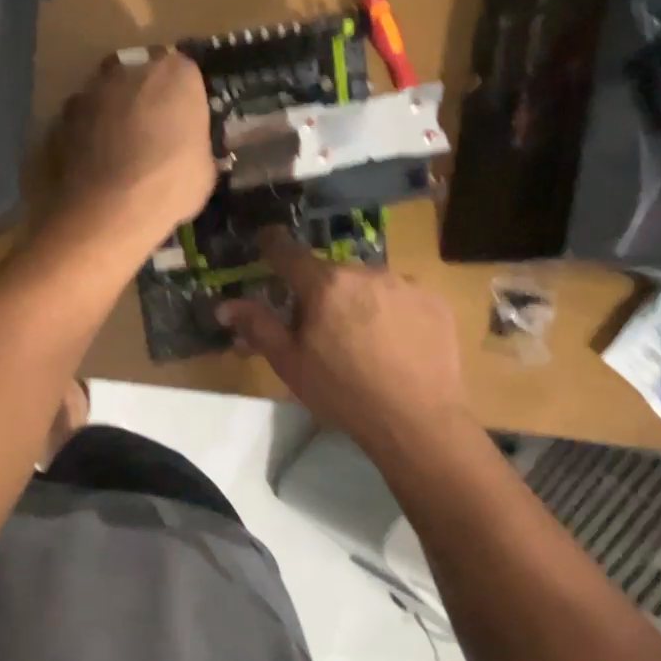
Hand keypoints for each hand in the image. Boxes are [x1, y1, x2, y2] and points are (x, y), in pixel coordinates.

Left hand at [52, 50, 216, 243]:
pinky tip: (86, 168)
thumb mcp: (203, 170)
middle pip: (135, 77)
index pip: (181, 73)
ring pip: (100, 98)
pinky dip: (80, 140)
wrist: (105, 212)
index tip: (178, 125)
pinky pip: (76, 126)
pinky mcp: (56, 121)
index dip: (178, 100)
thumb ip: (194, 147)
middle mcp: (126, 71)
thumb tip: (189, 155)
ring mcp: (85, 94)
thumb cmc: (166, 186)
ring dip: (106, 117)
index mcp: (173, 72)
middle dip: (139, 99)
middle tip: (144, 136)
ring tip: (111, 155)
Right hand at [216, 230, 470, 457]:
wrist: (416, 419)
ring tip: (357, 341)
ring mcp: (406, 285)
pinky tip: (390, 344)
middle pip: (330, 274)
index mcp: (325, 285)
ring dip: (355, 302)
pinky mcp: (435, 301)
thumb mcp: (289, 363)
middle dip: (318, 292)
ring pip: (367, 285)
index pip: (289, 253)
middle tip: (315, 328)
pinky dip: (389, 312)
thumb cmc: (341, 393)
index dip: (272, 245)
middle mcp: (366, 272)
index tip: (265, 240)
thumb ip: (258, 327)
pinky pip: (400, 297)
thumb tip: (225, 305)